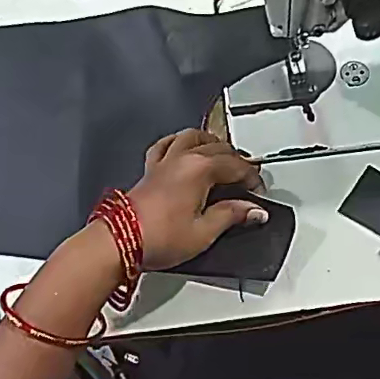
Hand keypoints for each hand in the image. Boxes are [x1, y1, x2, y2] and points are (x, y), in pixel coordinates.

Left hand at [126, 129, 267, 269]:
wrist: (120, 241)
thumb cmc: (157, 237)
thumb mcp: (204, 232)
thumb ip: (231, 215)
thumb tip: (253, 210)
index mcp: (200, 169)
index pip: (236, 165)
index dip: (252, 178)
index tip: (258, 192)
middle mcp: (182, 158)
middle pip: (219, 148)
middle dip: (237, 161)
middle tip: (247, 178)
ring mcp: (164, 161)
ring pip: (193, 137)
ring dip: (211, 143)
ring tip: (222, 154)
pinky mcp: (150, 170)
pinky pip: (166, 145)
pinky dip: (178, 142)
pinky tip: (183, 146)